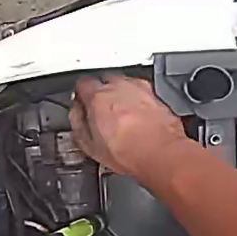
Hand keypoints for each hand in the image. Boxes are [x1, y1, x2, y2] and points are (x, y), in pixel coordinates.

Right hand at [68, 73, 193, 180]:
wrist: (160, 154)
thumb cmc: (129, 152)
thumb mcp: (90, 146)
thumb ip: (78, 124)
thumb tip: (76, 115)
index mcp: (97, 96)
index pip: (82, 84)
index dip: (80, 96)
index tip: (81, 106)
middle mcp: (119, 87)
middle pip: (104, 81)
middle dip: (101, 94)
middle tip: (100, 113)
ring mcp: (139, 89)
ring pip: (123, 85)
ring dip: (120, 96)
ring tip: (120, 117)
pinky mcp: (155, 95)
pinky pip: (140, 93)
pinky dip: (136, 101)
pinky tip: (136, 118)